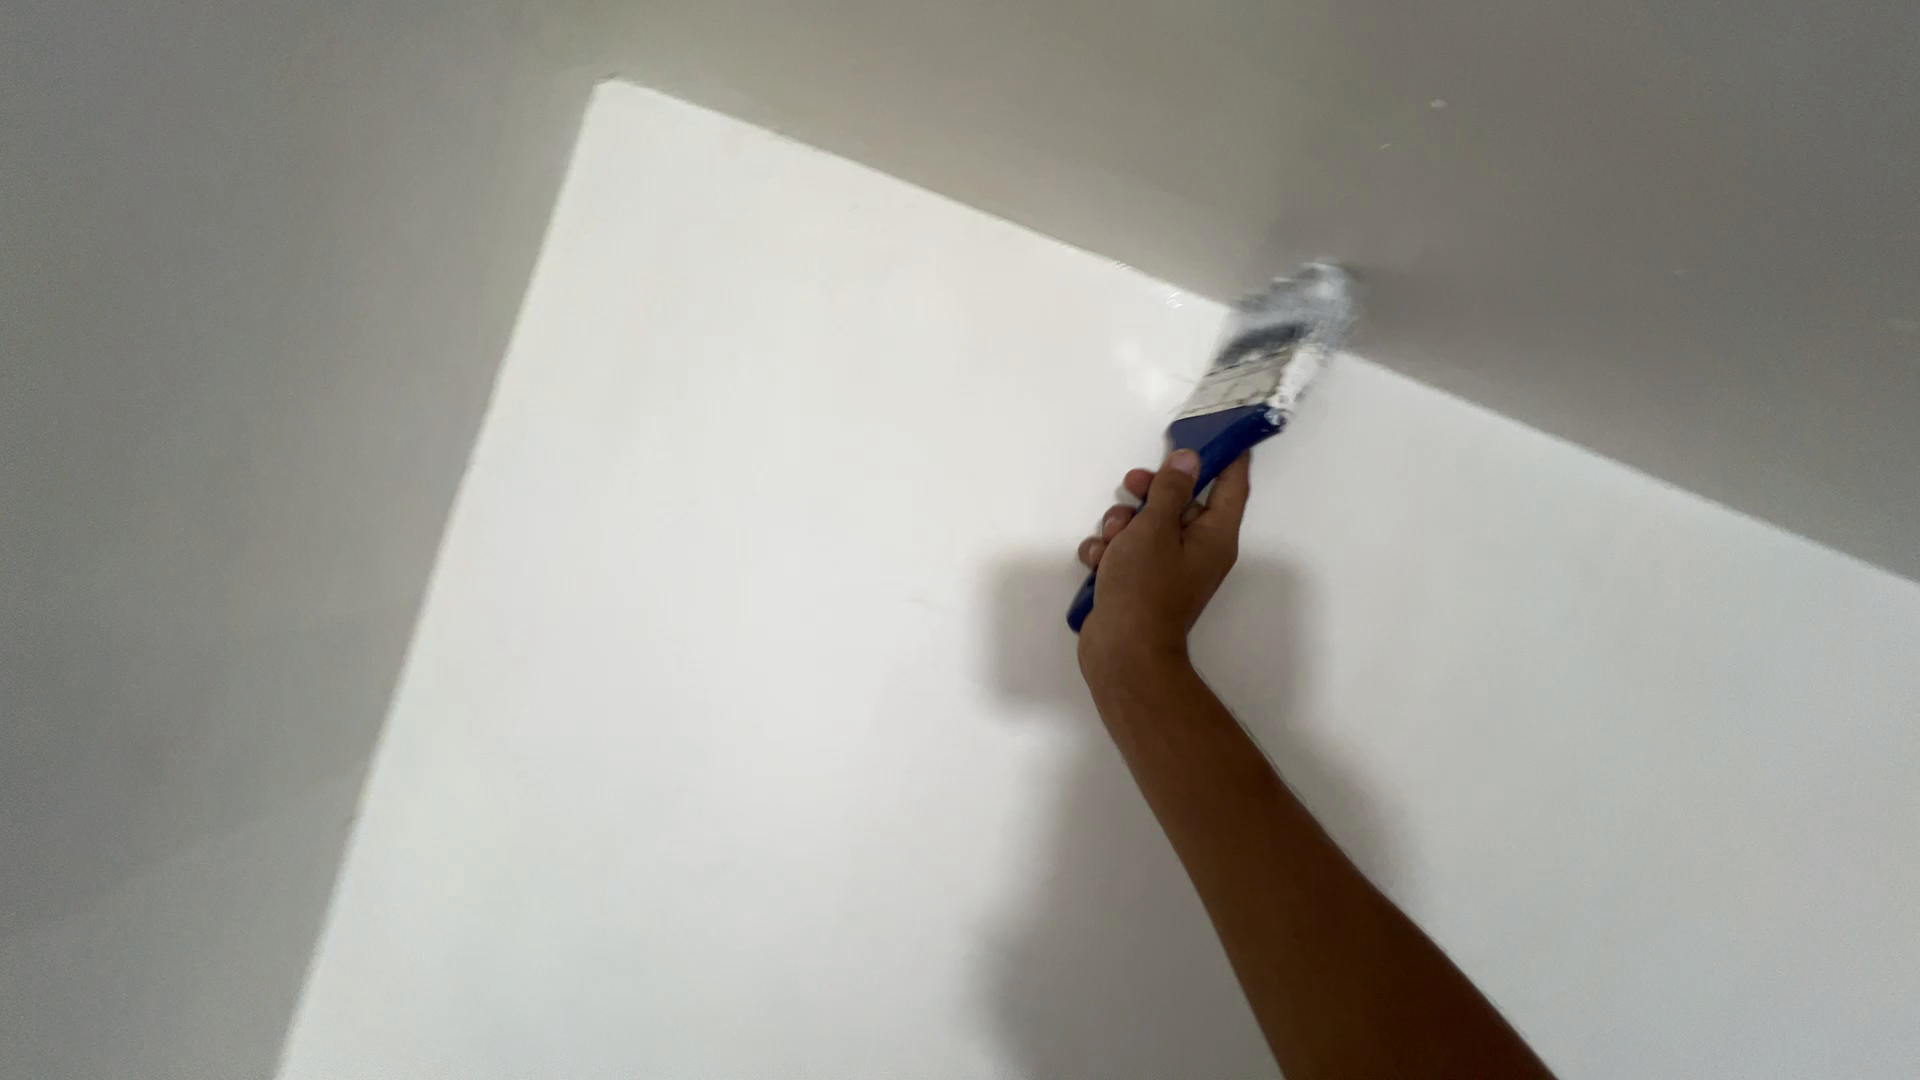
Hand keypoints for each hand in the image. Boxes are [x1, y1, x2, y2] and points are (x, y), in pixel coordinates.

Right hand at [1076, 448, 1250, 679]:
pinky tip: (1097, 562)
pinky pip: (1125, 552)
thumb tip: (1188, 460)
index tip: (1217, 430)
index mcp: (1214, 536)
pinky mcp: (1138, 584)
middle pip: (1178, 502)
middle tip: (1132, 484)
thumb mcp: (1154, 528)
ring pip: (1144, 526)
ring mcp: (1166, 569)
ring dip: (1121, 524)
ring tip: (1109, 539)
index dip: (1226, 456)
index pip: (1231, 485)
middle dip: (1149, 492)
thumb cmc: (1144, 586)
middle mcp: (1196, 550)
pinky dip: (1109, 552)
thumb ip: (1169, 490)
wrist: (1122, 651)